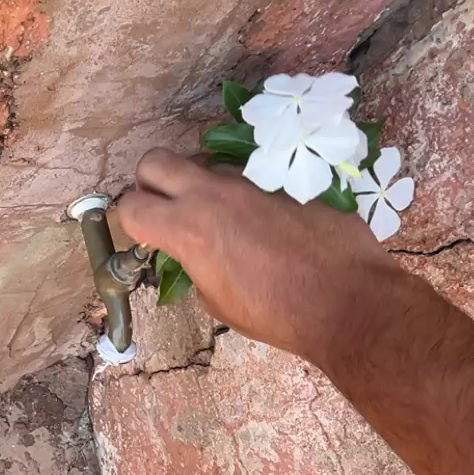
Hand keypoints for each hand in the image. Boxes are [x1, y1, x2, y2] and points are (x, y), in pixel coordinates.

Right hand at [115, 149, 428, 367]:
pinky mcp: (283, 175)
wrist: (343, 298)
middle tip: (165, 210)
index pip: (130, 205)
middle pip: (155, 161)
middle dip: (150, 184)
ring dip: (199, 187)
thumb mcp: (214, 298)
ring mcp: (250, 178)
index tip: (143, 235)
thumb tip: (192, 250)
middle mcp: (212, 193)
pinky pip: (247, 173)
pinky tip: (261, 221)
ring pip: (204, 164)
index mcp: (187, 230)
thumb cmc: (274, 313)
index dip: (130, 221)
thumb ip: (192, 262)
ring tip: (220, 220)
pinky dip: (241, 192)